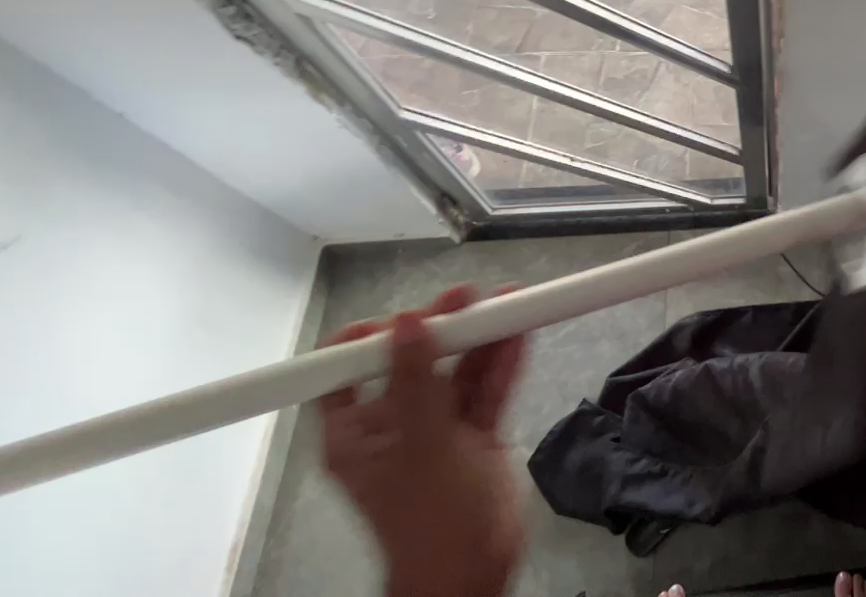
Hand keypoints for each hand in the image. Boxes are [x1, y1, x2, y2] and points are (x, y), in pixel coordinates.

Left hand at [319, 284, 527, 596]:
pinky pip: (488, 388)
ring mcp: (438, 428)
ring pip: (458, 370)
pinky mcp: (476, 433)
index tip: (404, 315)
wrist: (475, 571)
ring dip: (482, 338)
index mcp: (355, 433)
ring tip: (508, 301)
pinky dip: (504, 362)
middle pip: (413, 361)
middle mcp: (394, 424)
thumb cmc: (430, 516)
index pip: (345, 373)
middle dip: (441, 328)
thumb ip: (417, 379)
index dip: (369, 339)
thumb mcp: (421, 444)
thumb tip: (404, 321)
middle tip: (468, 297)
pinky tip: (521, 334)